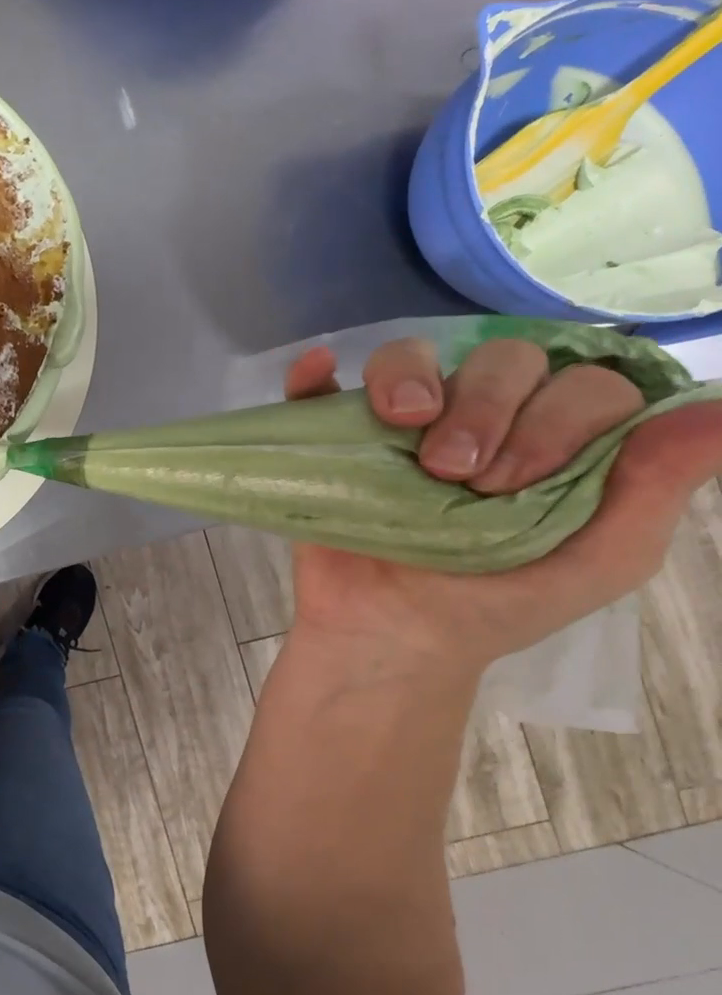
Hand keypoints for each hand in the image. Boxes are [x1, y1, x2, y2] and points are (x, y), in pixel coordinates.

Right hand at [282, 338, 721, 672]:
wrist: (390, 637)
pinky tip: (317, 368)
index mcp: (554, 442)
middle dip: (486, 407)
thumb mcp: (597, 561)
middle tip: (455, 476)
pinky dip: (314, 373)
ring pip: (411, 357)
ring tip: (400, 424)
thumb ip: (654, 490)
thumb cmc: (495, 605)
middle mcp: (482, 419)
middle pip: (500, 360)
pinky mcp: (332, 438)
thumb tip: (717, 410)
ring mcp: (400, 427)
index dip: (557, 419)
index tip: (511, 485)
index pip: (580, 385)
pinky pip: (320, 388)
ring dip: (409, 377)